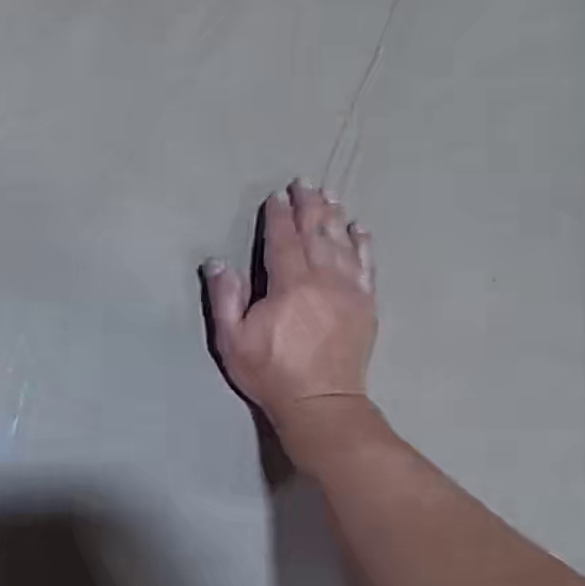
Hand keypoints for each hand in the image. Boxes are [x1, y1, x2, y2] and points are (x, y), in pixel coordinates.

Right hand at [204, 180, 376, 424]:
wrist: (320, 402)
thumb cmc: (267, 371)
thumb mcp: (231, 338)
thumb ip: (226, 298)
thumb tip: (218, 262)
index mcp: (290, 286)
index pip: (283, 242)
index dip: (278, 217)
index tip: (276, 196)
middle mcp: (324, 281)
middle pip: (316, 235)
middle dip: (309, 207)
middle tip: (305, 183)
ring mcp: (350, 292)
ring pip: (343, 244)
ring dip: (334, 218)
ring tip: (329, 197)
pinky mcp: (365, 305)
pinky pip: (366, 265)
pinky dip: (362, 244)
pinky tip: (359, 229)